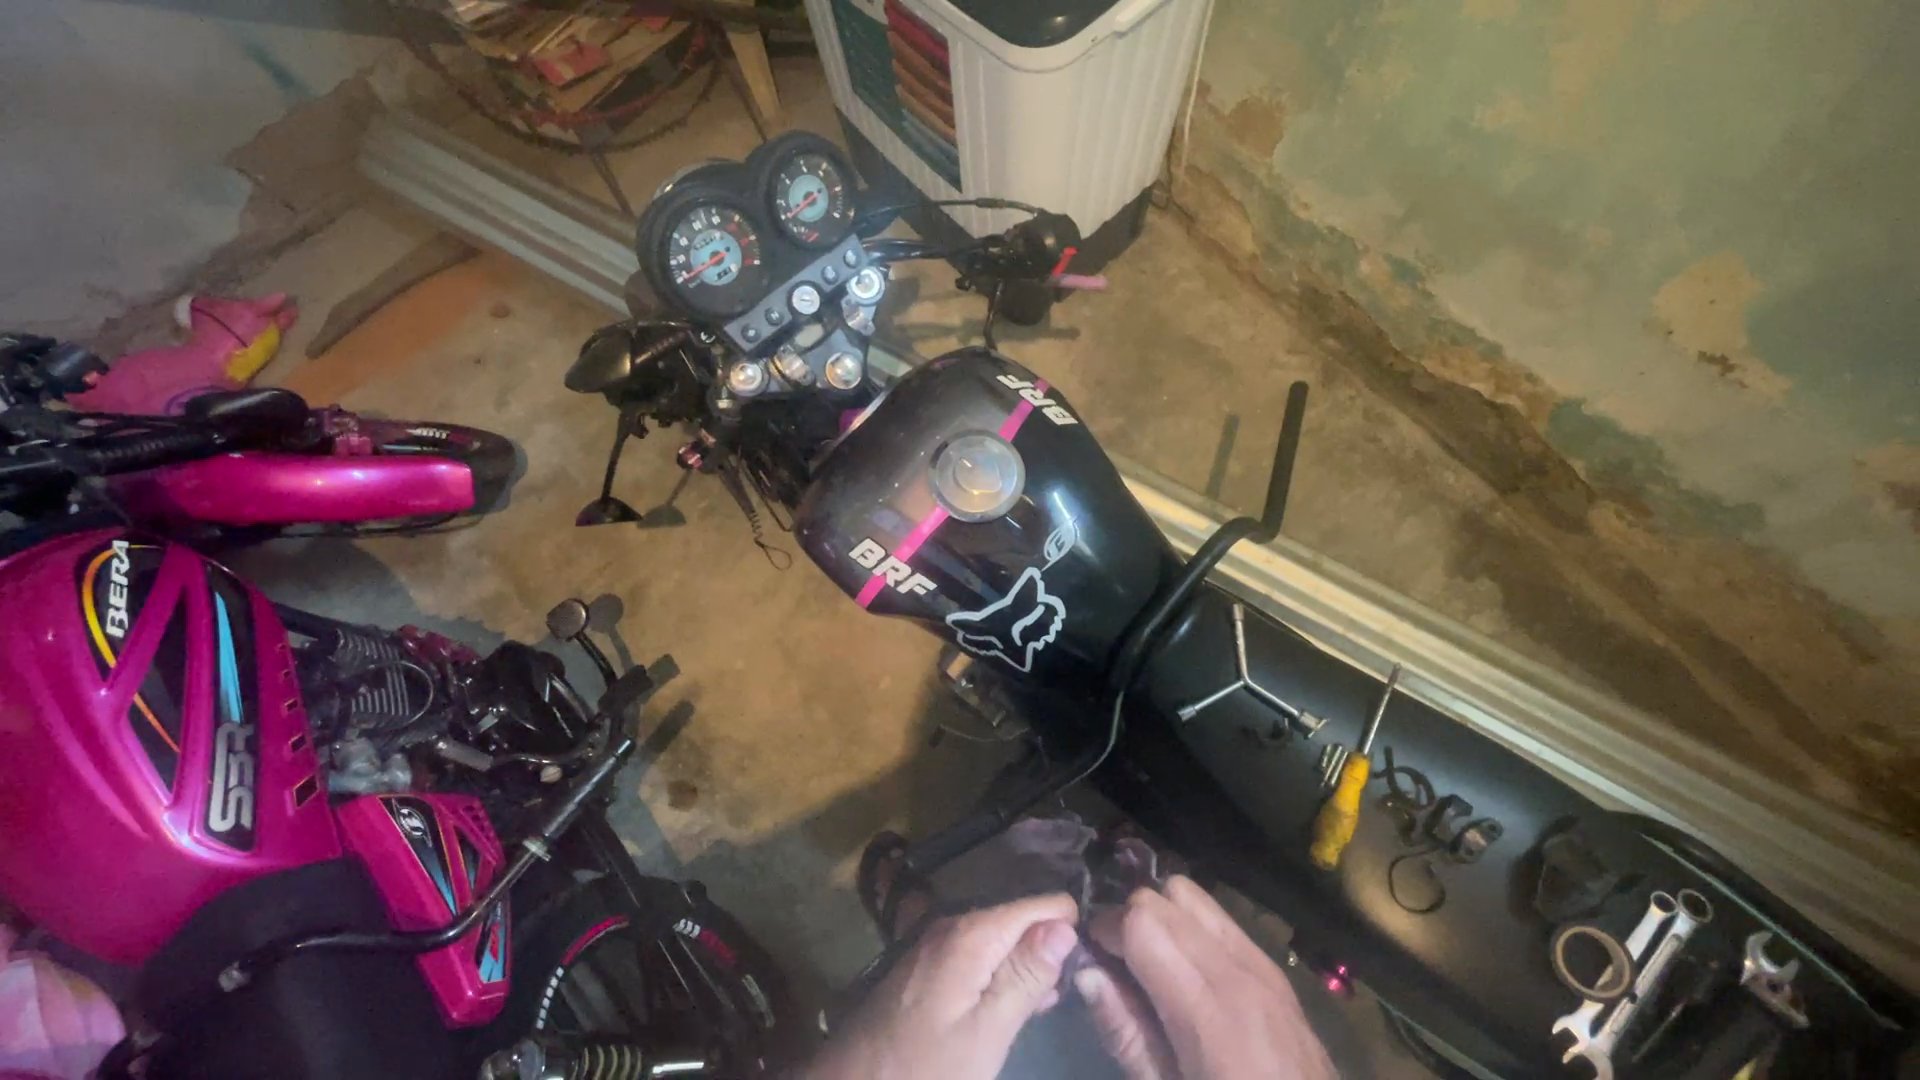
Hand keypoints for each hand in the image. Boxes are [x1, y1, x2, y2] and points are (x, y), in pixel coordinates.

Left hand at [800, 893, 1080, 1079]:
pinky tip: (1010, 1005)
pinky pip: (976, 955)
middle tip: (1066, 994)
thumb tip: (1066, 924)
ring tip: (1045, 1003)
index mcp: (972, 933)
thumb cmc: (924, 1066)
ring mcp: (936, 944)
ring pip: (998, 939)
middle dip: (1047, 949)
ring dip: (1024, 966)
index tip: (1087, 963)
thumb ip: (1026, 976)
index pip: (1040, 906)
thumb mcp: (986, 1032)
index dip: (1068, 929)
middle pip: (1019, 921)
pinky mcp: (926, 966)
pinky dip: (998, 974)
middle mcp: (953, 925)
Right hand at [1076, 876, 1334, 1079]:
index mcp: (1211, 1010)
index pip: (1142, 919)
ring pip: (1190, 893)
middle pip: (1163, 896)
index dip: (1106, 931)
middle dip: (1128, 918)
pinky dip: (1187, 924)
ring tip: (1151, 961)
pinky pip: (1216, 916)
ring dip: (1160, 915)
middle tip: (1118, 965)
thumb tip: (1085, 971)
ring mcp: (1261, 962)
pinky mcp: (1273, 966)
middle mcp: (1238, 971)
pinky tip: (1185, 968)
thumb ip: (1125, 1032)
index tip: (1095, 962)